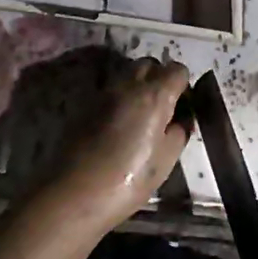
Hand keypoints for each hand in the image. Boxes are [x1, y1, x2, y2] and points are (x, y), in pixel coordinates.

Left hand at [40, 56, 191, 229]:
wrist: (74, 193)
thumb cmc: (128, 181)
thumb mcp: (165, 162)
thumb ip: (179, 132)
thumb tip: (180, 119)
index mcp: (154, 96)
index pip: (177, 69)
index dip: (183, 86)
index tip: (182, 107)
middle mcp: (129, 85)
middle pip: (150, 64)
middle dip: (160, 78)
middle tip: (162, 109)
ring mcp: (104, 92)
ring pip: (128, 74)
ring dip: (139, 86)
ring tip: (140, 118)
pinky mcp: (86, 103)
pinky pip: (111, 90)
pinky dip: (120, 99)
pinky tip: (119, 127)